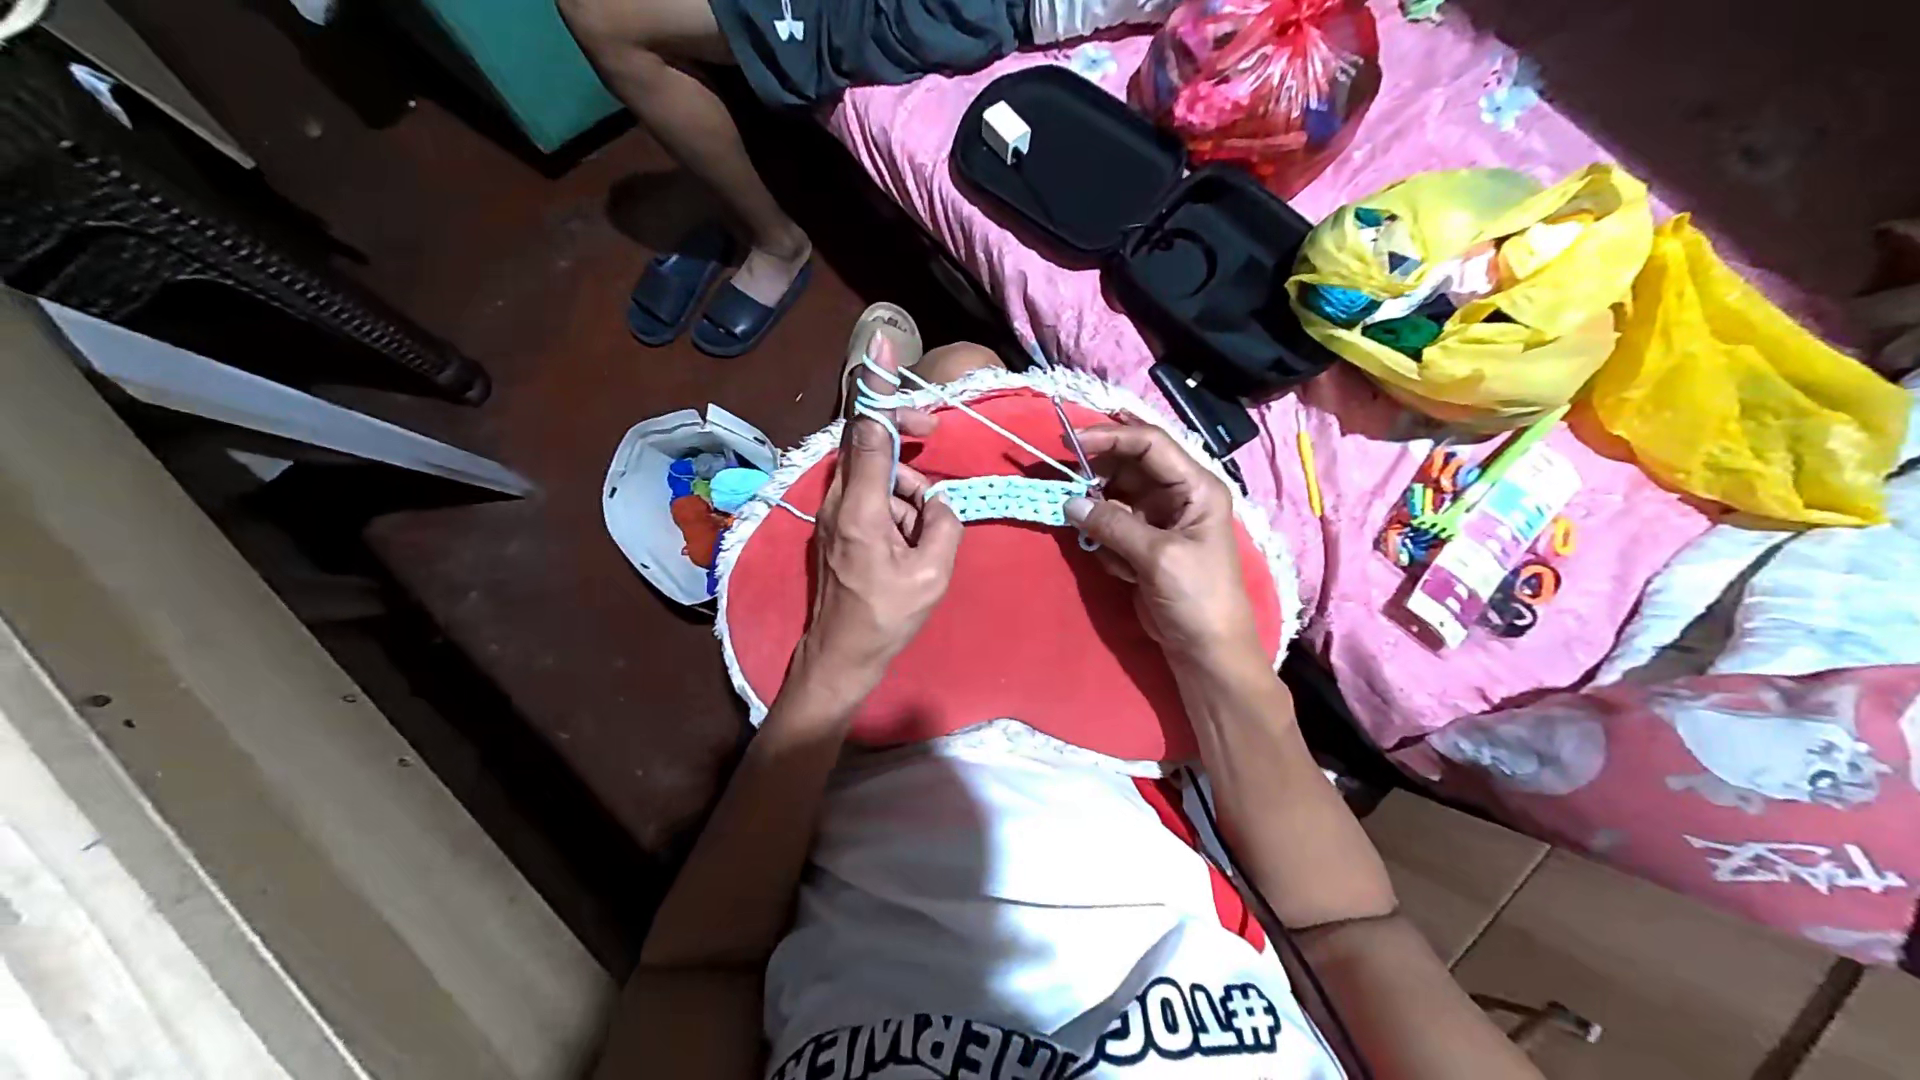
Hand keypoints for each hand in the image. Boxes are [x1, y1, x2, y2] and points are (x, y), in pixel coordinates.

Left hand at [790, 337, 962, 703]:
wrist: (842, 653)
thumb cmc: (886, 616)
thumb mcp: (933, 574)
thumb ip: (942, 523)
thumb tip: (936, 500)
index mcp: (861, 508)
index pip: (868, 432)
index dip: (876, 387)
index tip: (880, 345)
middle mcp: (839, 499)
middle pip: (869, 440)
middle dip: (903, 432)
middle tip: (930, 432)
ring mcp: (833, 510)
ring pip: (874, 470)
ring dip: (905, 485)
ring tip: (921, 532)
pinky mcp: (837, 523)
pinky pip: (870, 492)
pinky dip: (894, 502)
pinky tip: (908, 540)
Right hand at [1064, 422, 1260, 664]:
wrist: (1205, 649)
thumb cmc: (1197, 597)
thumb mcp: (1157, 557)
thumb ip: (1113, 525)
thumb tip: (1069, 502)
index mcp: (1195, 487)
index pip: (1150, 444)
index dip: (1111, 436)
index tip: (1072, 443)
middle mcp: (1176, 494)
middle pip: (1128, 466)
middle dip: (1098, 477)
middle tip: (1068, 489)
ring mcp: (1157, 518)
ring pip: (1113, 497)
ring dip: (1100, 517)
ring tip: (1106, 547)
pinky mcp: (1141, 542)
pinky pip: (1110, 526)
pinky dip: (1105, 542)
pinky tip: (1123, 571)